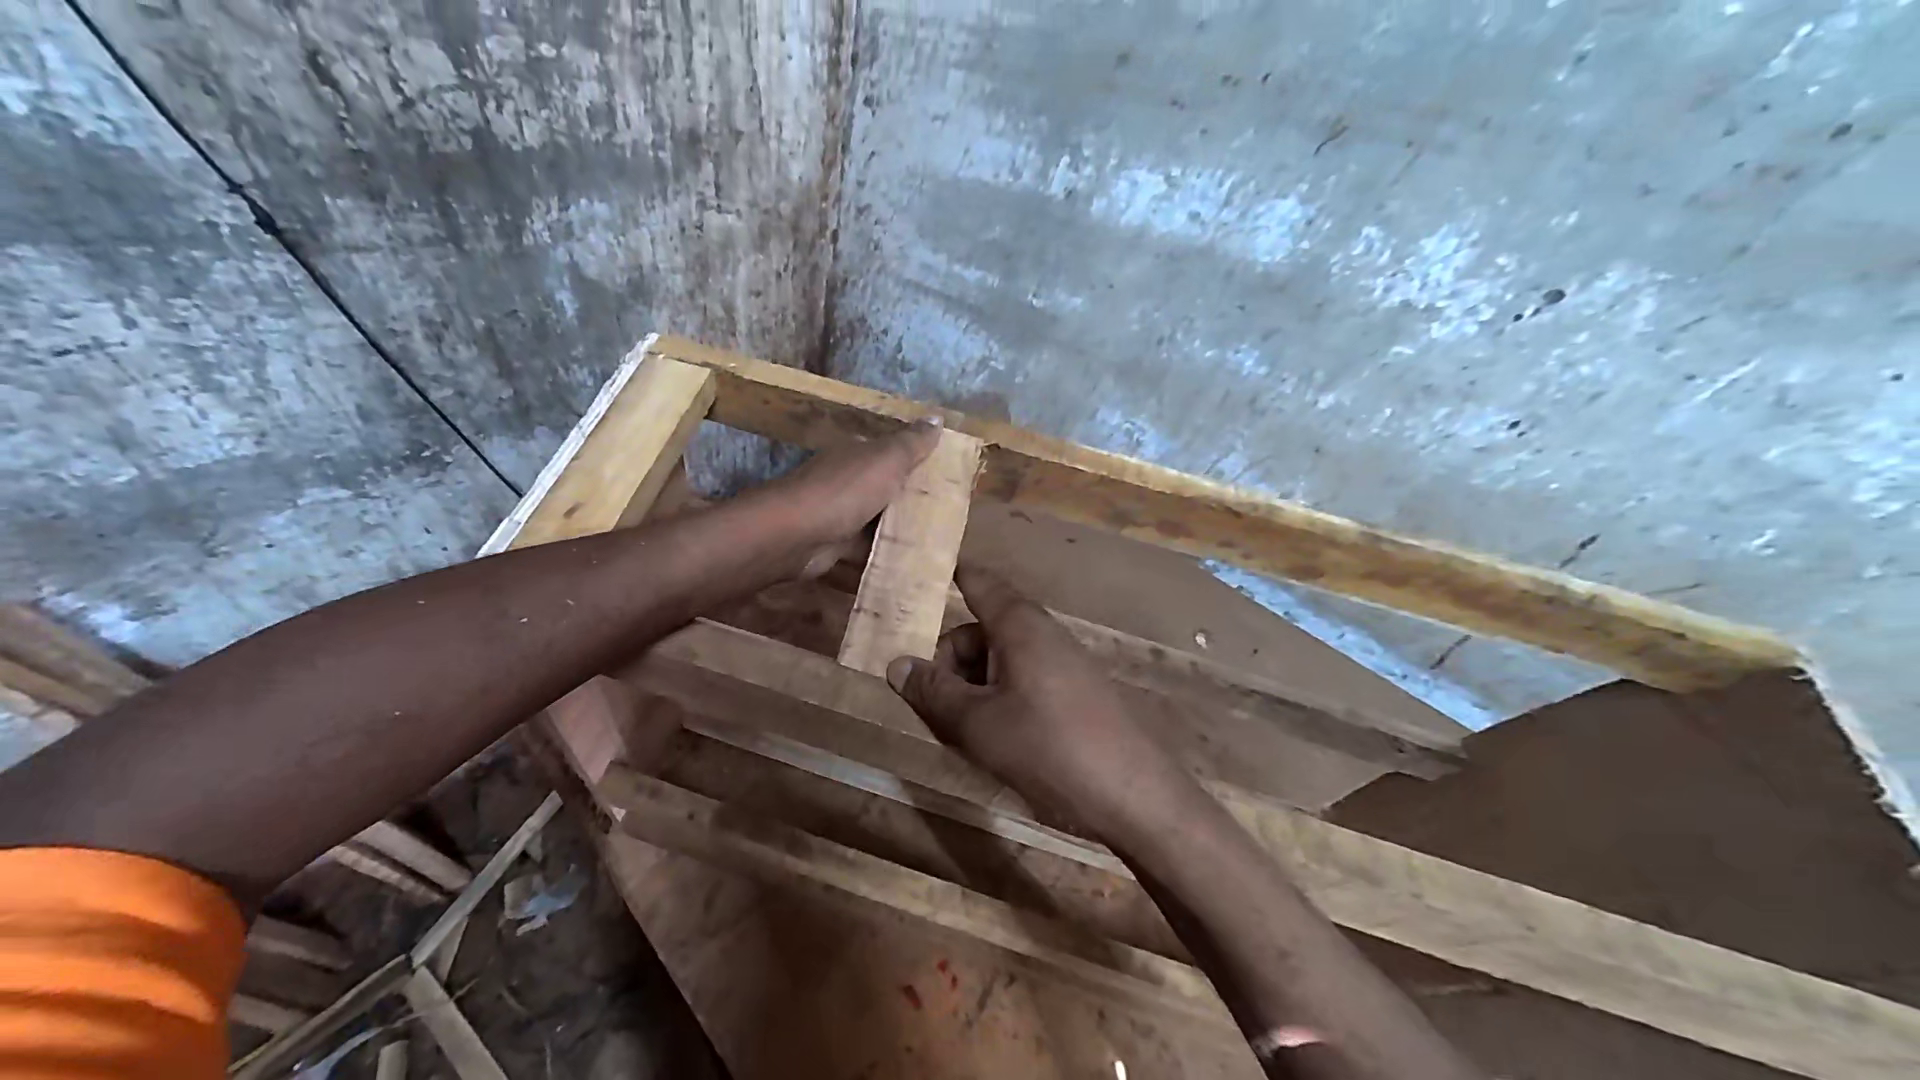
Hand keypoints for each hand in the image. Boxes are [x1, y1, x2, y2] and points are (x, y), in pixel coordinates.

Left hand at [728, 420, 942, 575]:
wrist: (796, 535)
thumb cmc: (845, 490)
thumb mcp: (887, 460)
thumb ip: (912, 443)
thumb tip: (937, 416)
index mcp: (858, 454)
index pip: (892, 452)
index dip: (918, 460)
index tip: (950, 475)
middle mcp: (847, 480)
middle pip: (887, 487)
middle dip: (914, 498)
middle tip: (953, 513)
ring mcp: (840, 514)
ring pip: (879, 520)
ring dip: (902, 529)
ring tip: (941, 541)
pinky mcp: (836, 546)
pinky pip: (868, 548)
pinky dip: (887, 554)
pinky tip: (913, 562)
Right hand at [884, 567, 1201, 841]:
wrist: (1136, 797)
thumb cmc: (1049, 747)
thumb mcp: (978, 723)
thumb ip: (934, 691)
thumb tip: (897, 664)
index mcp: (1019, 625)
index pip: (978, 582)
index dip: (949, 575)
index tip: (919, 579)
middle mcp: (1043, 635)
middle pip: (981, 631)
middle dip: (949, 662)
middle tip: (931, 707)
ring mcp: (1063, 665)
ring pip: (1000, 663)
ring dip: (972, 689)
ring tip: (962, 736)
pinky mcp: (1075, 696)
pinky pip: (1023, 683)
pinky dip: (998, 702)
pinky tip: (996, 743)